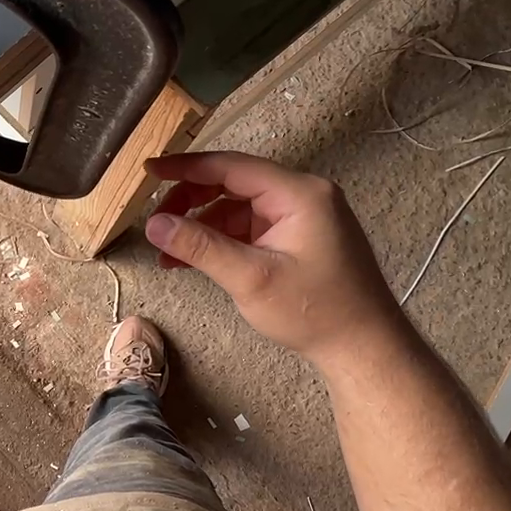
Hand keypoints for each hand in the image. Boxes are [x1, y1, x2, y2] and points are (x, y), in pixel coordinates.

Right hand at [141, 152, 406, 367]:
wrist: (360, 345)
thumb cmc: (313, 310)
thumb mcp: (249, 277)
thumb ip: (199, 246)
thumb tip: (152, 224)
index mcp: (298, 194)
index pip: (231, 166)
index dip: (185, 167)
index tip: (149, 170)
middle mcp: (301, 196)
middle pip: (231, 182)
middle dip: (189, 200)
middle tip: (156, 223)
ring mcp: (298, 216)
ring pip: (233, 207)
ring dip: (198, 224)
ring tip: (167, 250)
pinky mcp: (292, 237)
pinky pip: (244, 227)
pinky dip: (215, 239)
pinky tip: (189, 259)